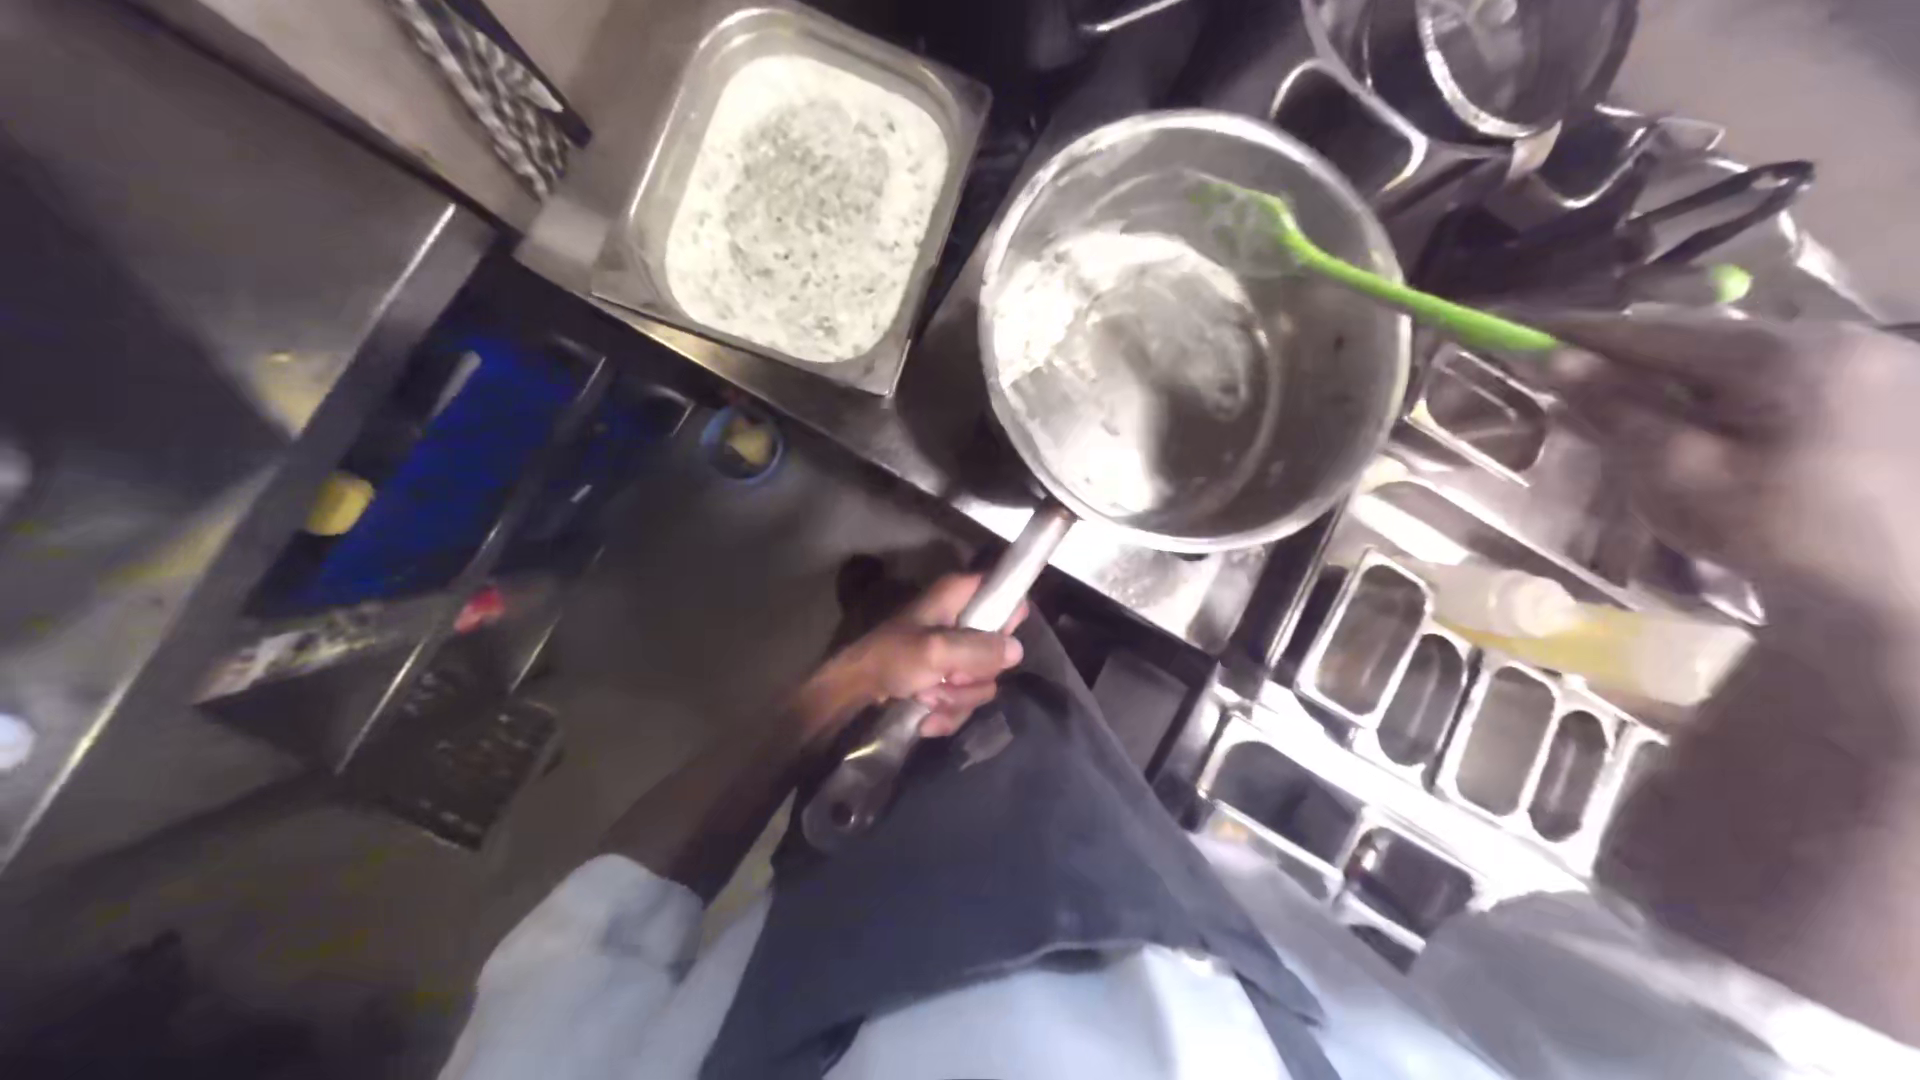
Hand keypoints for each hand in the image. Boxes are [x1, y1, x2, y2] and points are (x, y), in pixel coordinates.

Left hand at [795, 573, 1027, 740]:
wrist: (854, 691)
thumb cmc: (891, 659)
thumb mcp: (936, 651)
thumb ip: (979, 650)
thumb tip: (1016, 650)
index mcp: (957, 596)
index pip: (1003, 591)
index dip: (1007, 620)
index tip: (995, 646)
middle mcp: (961, 618)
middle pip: (999, 647)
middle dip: (974, 674)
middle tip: (948, 676)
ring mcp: (954, 652)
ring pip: (983, 679)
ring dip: (956, 697)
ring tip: (927, 696)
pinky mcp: (946, 678)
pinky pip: (966, 698)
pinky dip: (947, 712)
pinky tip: (926, 718)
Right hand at [1540, 313, 1919, 628]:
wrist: (1895, 583)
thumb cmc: (1772, 529)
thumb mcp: (1675, 472)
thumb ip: (1615, 409)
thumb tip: (1553, 361)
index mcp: (1784, 355)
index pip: (1653, 333)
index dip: (1580, 334)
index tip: (1523, 332)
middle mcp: (1831, 337)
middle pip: (1694, 337)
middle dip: (1622, 352)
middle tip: (1560, 370)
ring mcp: (1860, 357)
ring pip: (1725, 352)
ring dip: (1661, 369)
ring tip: (1610, 392)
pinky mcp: (1868, 383)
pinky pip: (1759, 369)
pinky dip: (1703, 383)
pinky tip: (1680, 410)